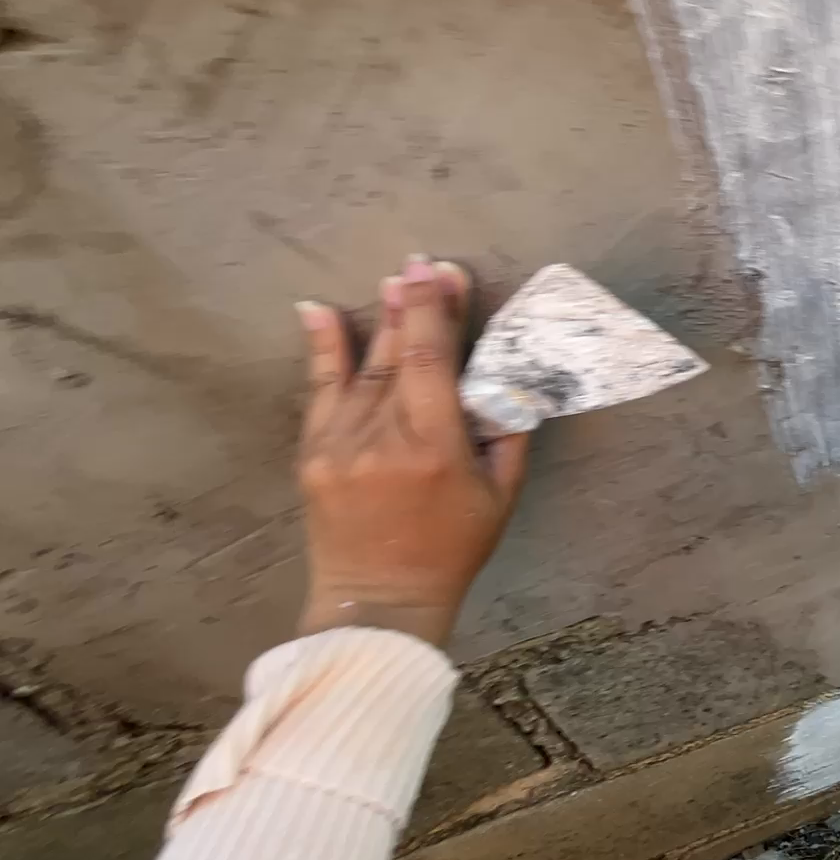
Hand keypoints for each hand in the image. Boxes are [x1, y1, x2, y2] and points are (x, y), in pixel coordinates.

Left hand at [293, 256, 529, 645]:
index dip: (438, 314)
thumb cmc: (456, 545)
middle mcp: (380, 439)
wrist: (379, 597)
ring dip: (383, 320)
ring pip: (364, 369)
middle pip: (400, 356)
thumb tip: (506, 383)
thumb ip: (506, 435)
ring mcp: (338, 445)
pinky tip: (319, 311)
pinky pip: (319, 391)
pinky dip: (323, 349)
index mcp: (434, 448)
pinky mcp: (312, 454)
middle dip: (415, 305)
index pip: (435, 364)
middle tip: (424, 262)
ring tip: (395, 278)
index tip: (443, 274)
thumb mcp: (502, 493)